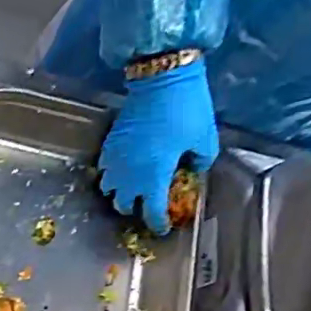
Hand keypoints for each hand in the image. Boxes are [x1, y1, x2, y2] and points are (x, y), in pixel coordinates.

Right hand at [99, 61, 218, 234]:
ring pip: (109, 190)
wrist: (162, 81)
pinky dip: (112, 175)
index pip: (153, 212)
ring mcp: (116, 161)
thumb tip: (192, 170)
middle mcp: (130, 175)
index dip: (157, 224)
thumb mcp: (205, 138)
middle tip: (146, 204)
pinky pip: (104, 170)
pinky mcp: (109, 147)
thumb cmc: (187, 110)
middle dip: (136, 209)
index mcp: (155, 176)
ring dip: (120, 193)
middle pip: (124, 205)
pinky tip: (122, 169)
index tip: (162, 228)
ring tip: (130, 188)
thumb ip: (200, 161)